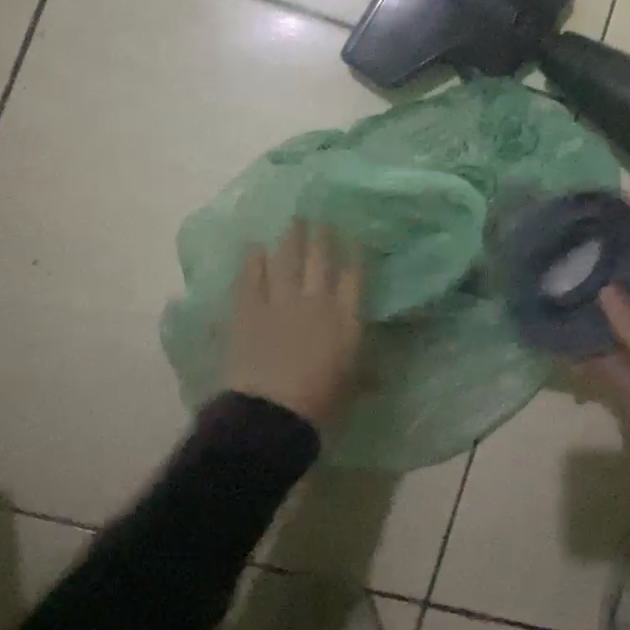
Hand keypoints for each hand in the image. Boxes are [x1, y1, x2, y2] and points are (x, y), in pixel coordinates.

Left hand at [228, 220, 364, 427]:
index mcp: (345, 319)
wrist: (272, 413)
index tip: (353, 234)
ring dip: (290, 238)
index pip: (353, 276)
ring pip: (287, 260)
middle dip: (321, 235)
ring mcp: (280, 302)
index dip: (353, 253)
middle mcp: (316, 301)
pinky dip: (253, 261)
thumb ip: (366, 372)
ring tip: (293, 220)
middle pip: (320, 259)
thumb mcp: (351, 385)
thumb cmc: (320, 404)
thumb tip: (382, 375)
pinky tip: (254, 247)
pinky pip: (251, 278)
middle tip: (320, 215)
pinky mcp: (248, 310)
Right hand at [574, 274, 629, 453]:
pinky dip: (583, 351)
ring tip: (558, 293)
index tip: (609, 239)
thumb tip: (604, 287)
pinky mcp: (628, 378)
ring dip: (591, 316)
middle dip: (608, 285)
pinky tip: (556, 337)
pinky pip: (603, 358)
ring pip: (615, 328)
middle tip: (572, 263)